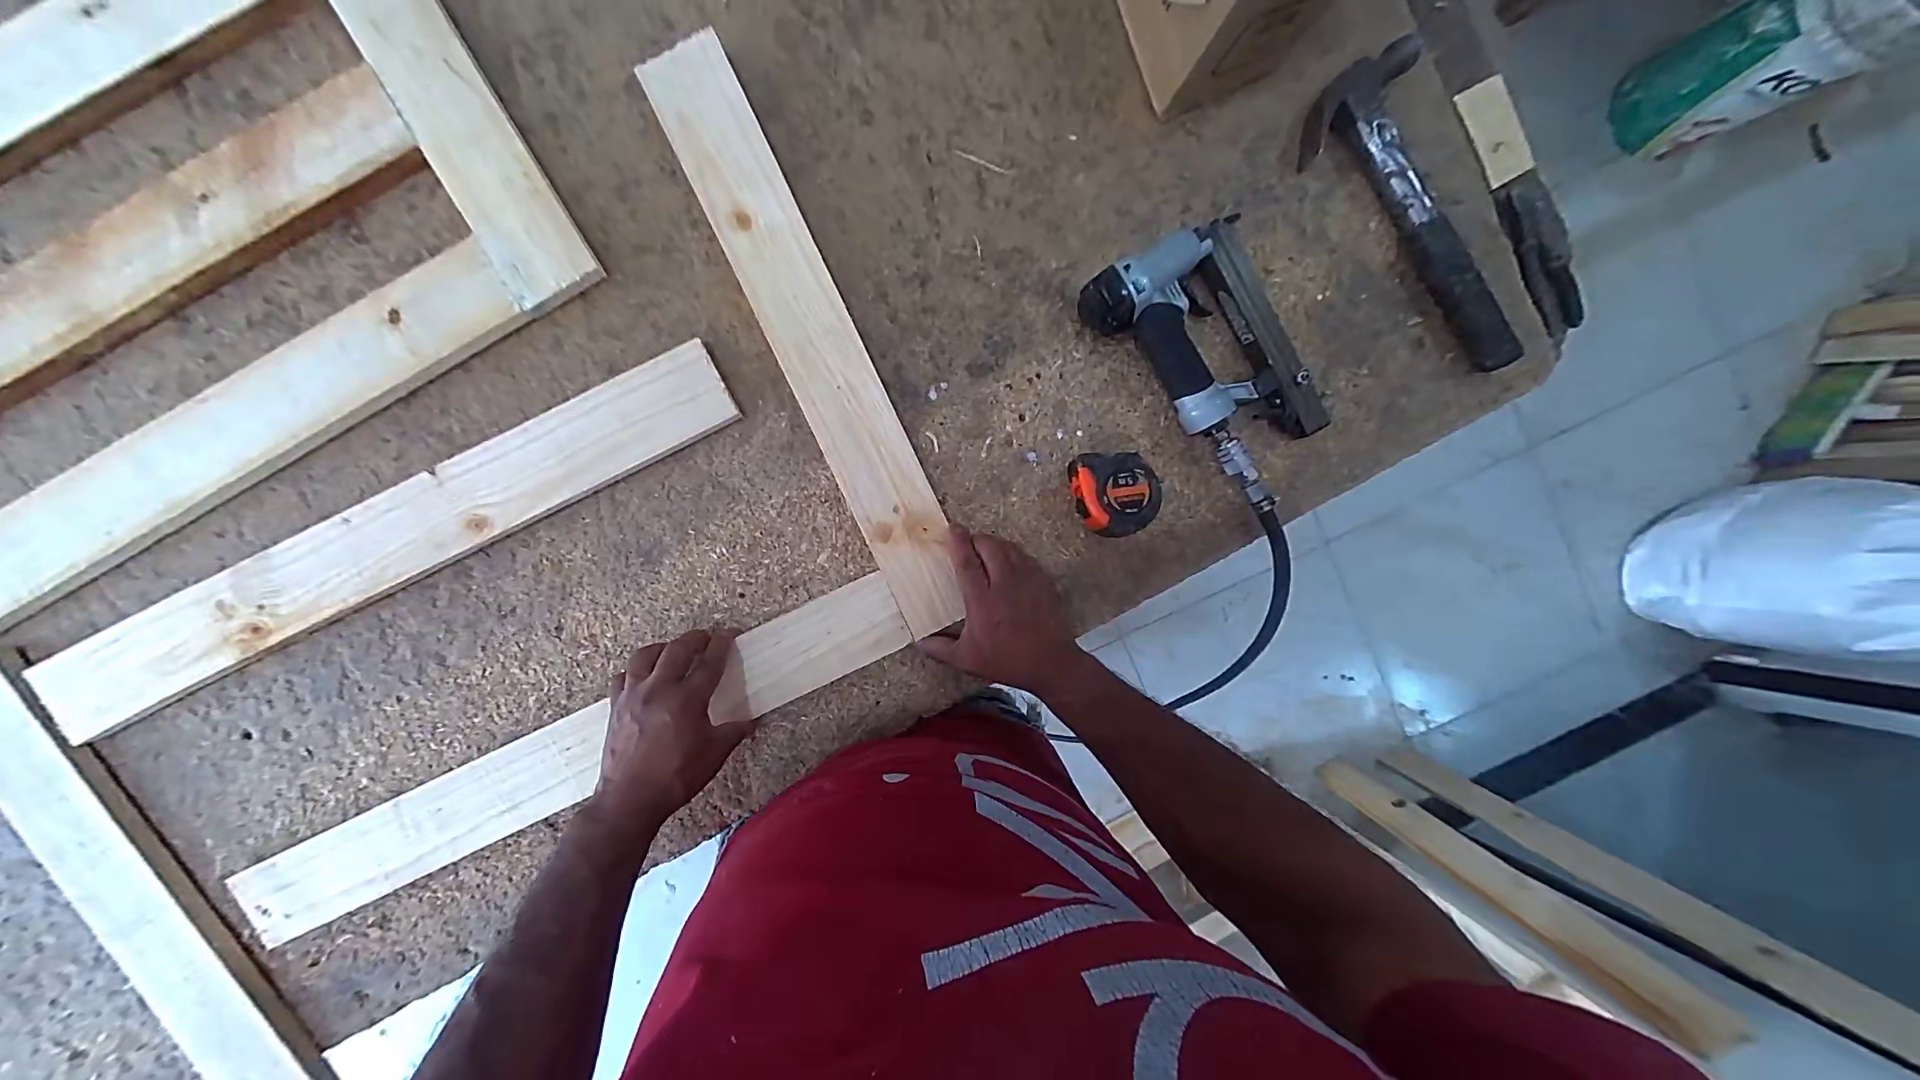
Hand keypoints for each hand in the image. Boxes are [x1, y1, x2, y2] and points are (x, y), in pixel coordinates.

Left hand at [589, 630, 754, 832]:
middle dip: (695, 638)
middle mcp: (659, 690)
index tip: (729, 634)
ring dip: (663, 648)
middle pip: (678, 649)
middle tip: (706, 637)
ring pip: (645, 656)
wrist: (630, 799)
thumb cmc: (675, 777)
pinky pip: (623, 677)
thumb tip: (750, 722)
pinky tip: (644, 677)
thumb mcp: (715, 753)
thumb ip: (734, 731)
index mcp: (687, 699)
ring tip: (673, 650)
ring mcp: (633, 696)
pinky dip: (635, 671)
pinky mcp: (616, 707)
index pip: (709, 662)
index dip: (722, 645)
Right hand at [918, 526, 1093, 695]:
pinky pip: (1026, 557)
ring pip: (1009, 548)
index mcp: (982, 601)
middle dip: (976, 538)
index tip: (953, 529)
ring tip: (986, 547)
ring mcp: (1027, 581)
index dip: (958, 542)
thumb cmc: (1008, 661)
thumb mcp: (968, 659)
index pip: (967, 562)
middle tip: (968, 540)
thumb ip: (941, 649)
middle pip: (989, 546)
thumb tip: (920, 643)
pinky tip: (1009, 561)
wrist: (1051, 663)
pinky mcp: (1044, 582)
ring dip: (995, 543)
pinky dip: (1014, 553)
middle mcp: (1005, 585)